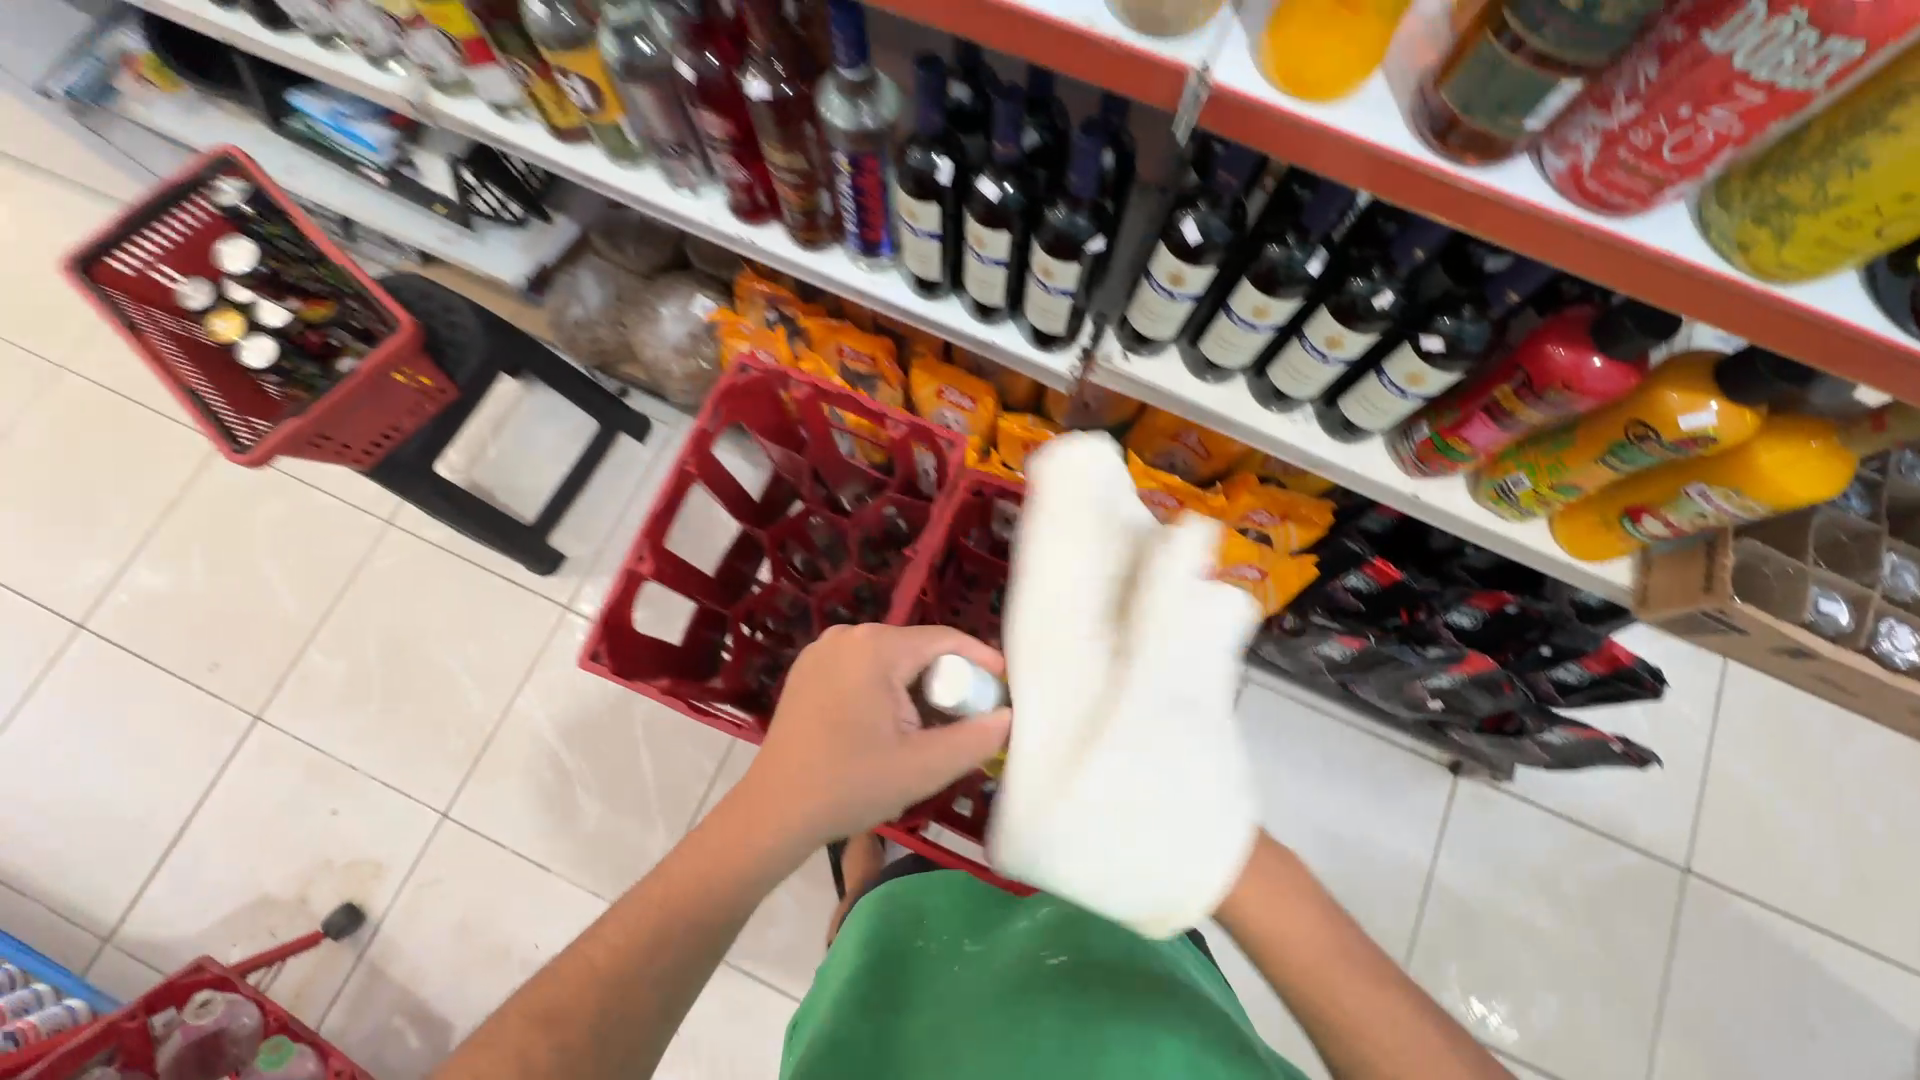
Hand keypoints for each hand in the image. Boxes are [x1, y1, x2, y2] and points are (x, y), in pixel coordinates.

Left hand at [729, 623, 1011, 851]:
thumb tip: (1008, 717)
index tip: (1004, 691)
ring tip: (926, 732)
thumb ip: (975, 739)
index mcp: (875, 647)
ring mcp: (822, 651)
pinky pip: (863, 669)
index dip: (981, 662)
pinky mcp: (808, 671)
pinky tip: (886, 729)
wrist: (774, 813)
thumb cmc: (850, 786)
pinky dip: (885, 691)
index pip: (945, 640)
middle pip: (917, 649)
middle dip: (946, 683)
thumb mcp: (923, 768)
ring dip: (915, 690)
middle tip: (963, 724)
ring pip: (891, 661)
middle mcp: (847, 636)